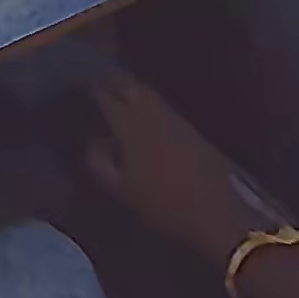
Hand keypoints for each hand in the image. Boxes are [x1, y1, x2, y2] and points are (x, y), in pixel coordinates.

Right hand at [84, 72, 263, 265]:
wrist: (219, 218)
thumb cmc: (163, 204)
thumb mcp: (121, 191)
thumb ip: (99, 164)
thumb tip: (88, 144)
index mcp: (130, 127)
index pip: (106, 98)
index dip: (92, 89)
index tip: (79, 84)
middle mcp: (152, 117)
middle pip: (131, 88)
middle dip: (114, 80)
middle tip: (99, 79)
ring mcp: (176, 123)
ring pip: (151, 96)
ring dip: (134, 89)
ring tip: (120, 89)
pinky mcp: (194, 133)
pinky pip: (166, 108)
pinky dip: (152, 104)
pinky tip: (148, 113)